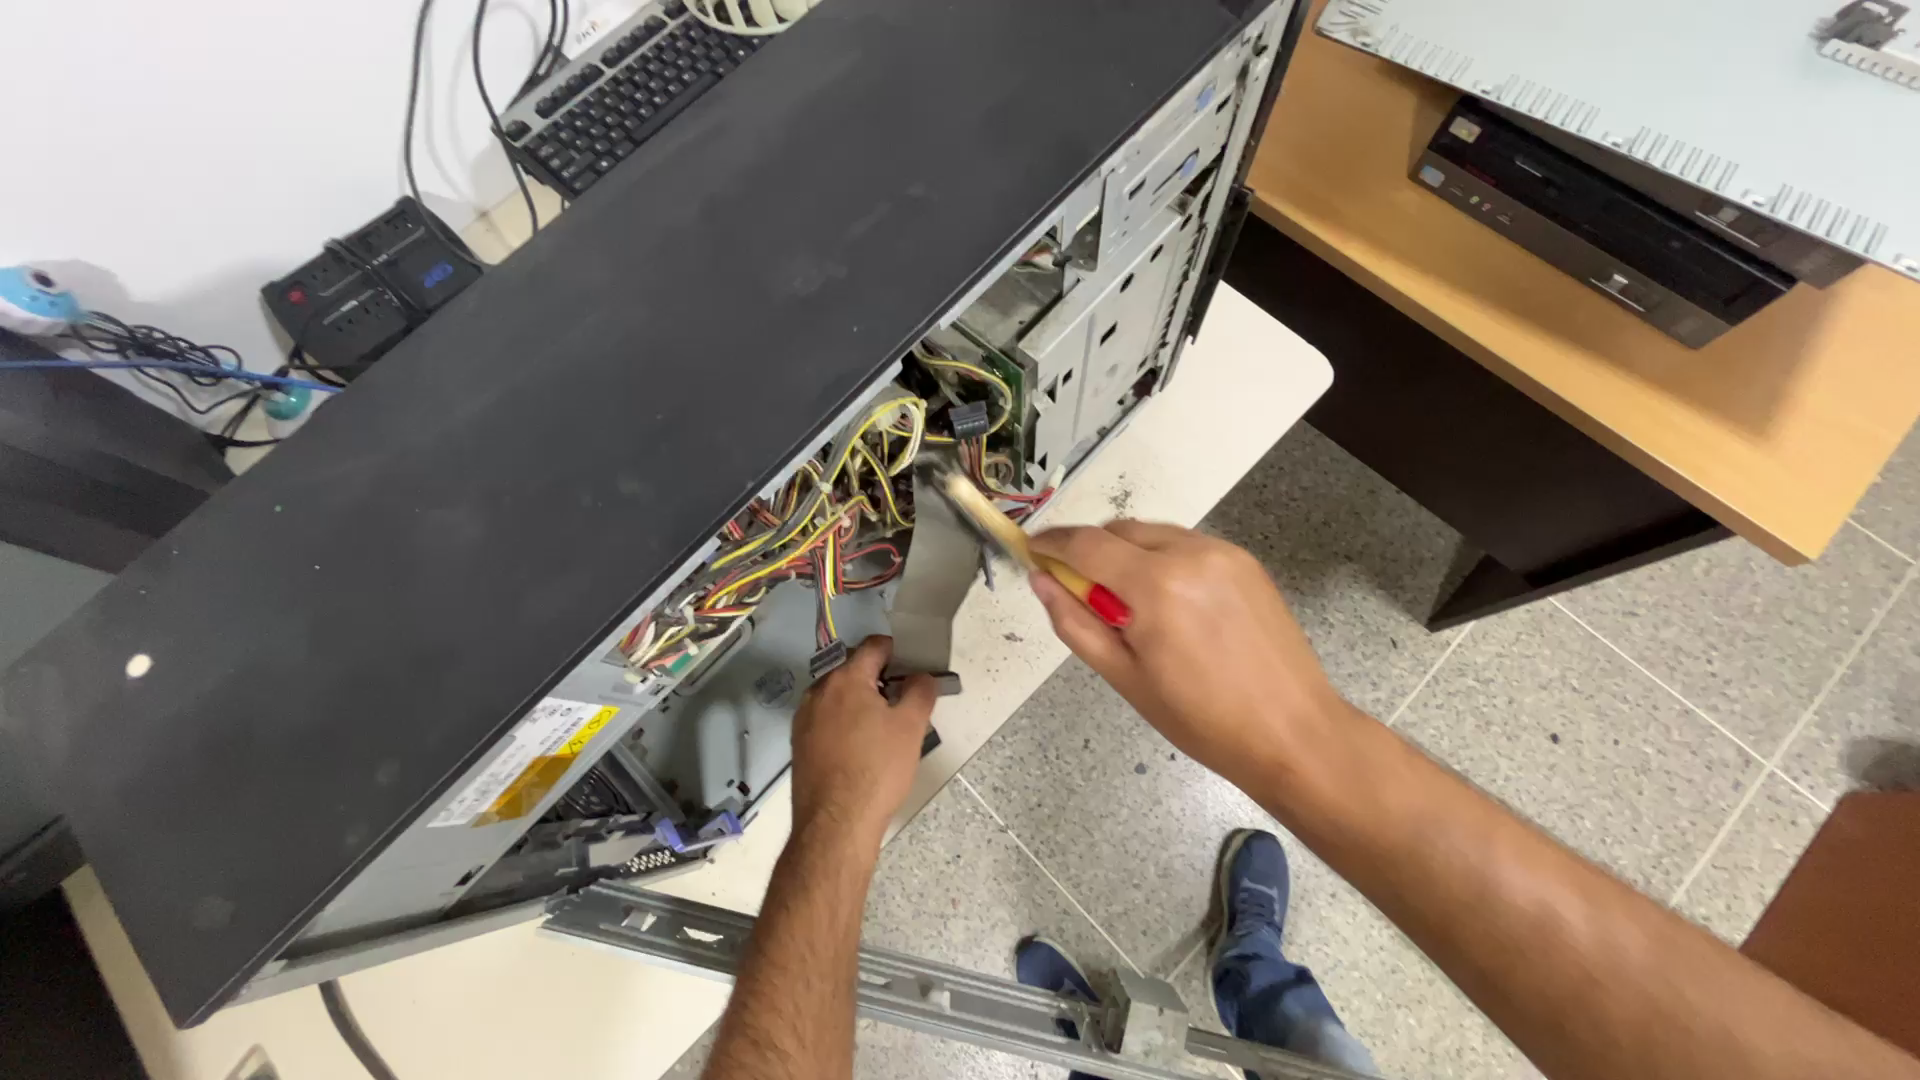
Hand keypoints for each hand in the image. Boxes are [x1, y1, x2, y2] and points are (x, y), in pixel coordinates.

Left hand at [790, 636, 936, 842]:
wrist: (836, 825)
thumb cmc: (877, 769)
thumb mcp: (911, 727)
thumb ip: (920, 691)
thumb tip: (920, 676)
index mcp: (845, 679)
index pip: (874, 646)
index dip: (897, 651)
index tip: (913, 669)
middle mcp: (818, 692)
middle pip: (854, 670)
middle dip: (879, 679)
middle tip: (903, 702)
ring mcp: (804, 719)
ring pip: (838, 697)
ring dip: (860, 702)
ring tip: (883, 729)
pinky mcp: (799, 745)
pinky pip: (826, 720)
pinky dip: (844, 723)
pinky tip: (860, 749)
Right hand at [1029, 522, 1352, 784]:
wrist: (1293, 732)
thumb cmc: (1201, 719)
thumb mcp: (1124, 677)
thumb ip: (1075, 623)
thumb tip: (1040, 580)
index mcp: (1156, 585)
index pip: (1086, 544)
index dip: (1052, 543)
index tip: (1031, 550)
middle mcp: (1190, 553)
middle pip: (1119, 530)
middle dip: (1089, 550)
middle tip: (1080, 591)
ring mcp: (1223, 552)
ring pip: (1153, 533)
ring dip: (1126, 553)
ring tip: (1128, 604)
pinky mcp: (1245, 562)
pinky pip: (1185, 545)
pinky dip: (1162, 559)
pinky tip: (1167, 602)